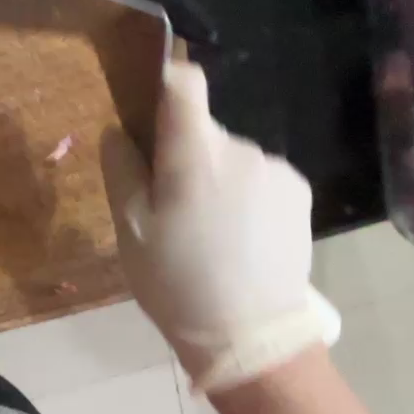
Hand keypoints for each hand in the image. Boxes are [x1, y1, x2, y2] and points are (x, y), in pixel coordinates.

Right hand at [102, 60, 339, 392]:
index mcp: (195, 157)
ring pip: (228, 160)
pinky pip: (255, 180)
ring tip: (200, 235)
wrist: (246, 330)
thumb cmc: (173, 283)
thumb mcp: (128, 234)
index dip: (162, 83)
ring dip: (209, 182)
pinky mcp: (296, 192)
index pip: (184, 86)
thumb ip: (122, 174)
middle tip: (163, 212)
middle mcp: (241, 149)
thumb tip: (117, 133)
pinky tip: (231, 241)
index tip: (146, 104)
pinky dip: (238, 199)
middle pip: (201, 133)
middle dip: (179, 159)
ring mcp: (275, 169)